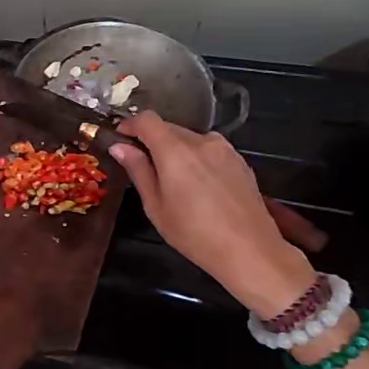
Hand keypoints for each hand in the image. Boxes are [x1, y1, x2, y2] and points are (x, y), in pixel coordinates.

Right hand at [110, 112, 315, 318]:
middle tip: (143, 165)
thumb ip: (138, 170)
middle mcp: (201, 140)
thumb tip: (120, 146)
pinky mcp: (239, 161)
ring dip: (176, 150)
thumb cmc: (194, 233)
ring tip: (173, 181)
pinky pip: (210, 151)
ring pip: (191, 139)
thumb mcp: (156, 206)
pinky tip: (199, 187)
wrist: (249, 248)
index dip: (130, 124)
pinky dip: (197, 159)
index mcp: (175, 150)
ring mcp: (224, 149)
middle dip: (152, 141)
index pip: (147, 119)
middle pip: (169, 128)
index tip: (120, 137)